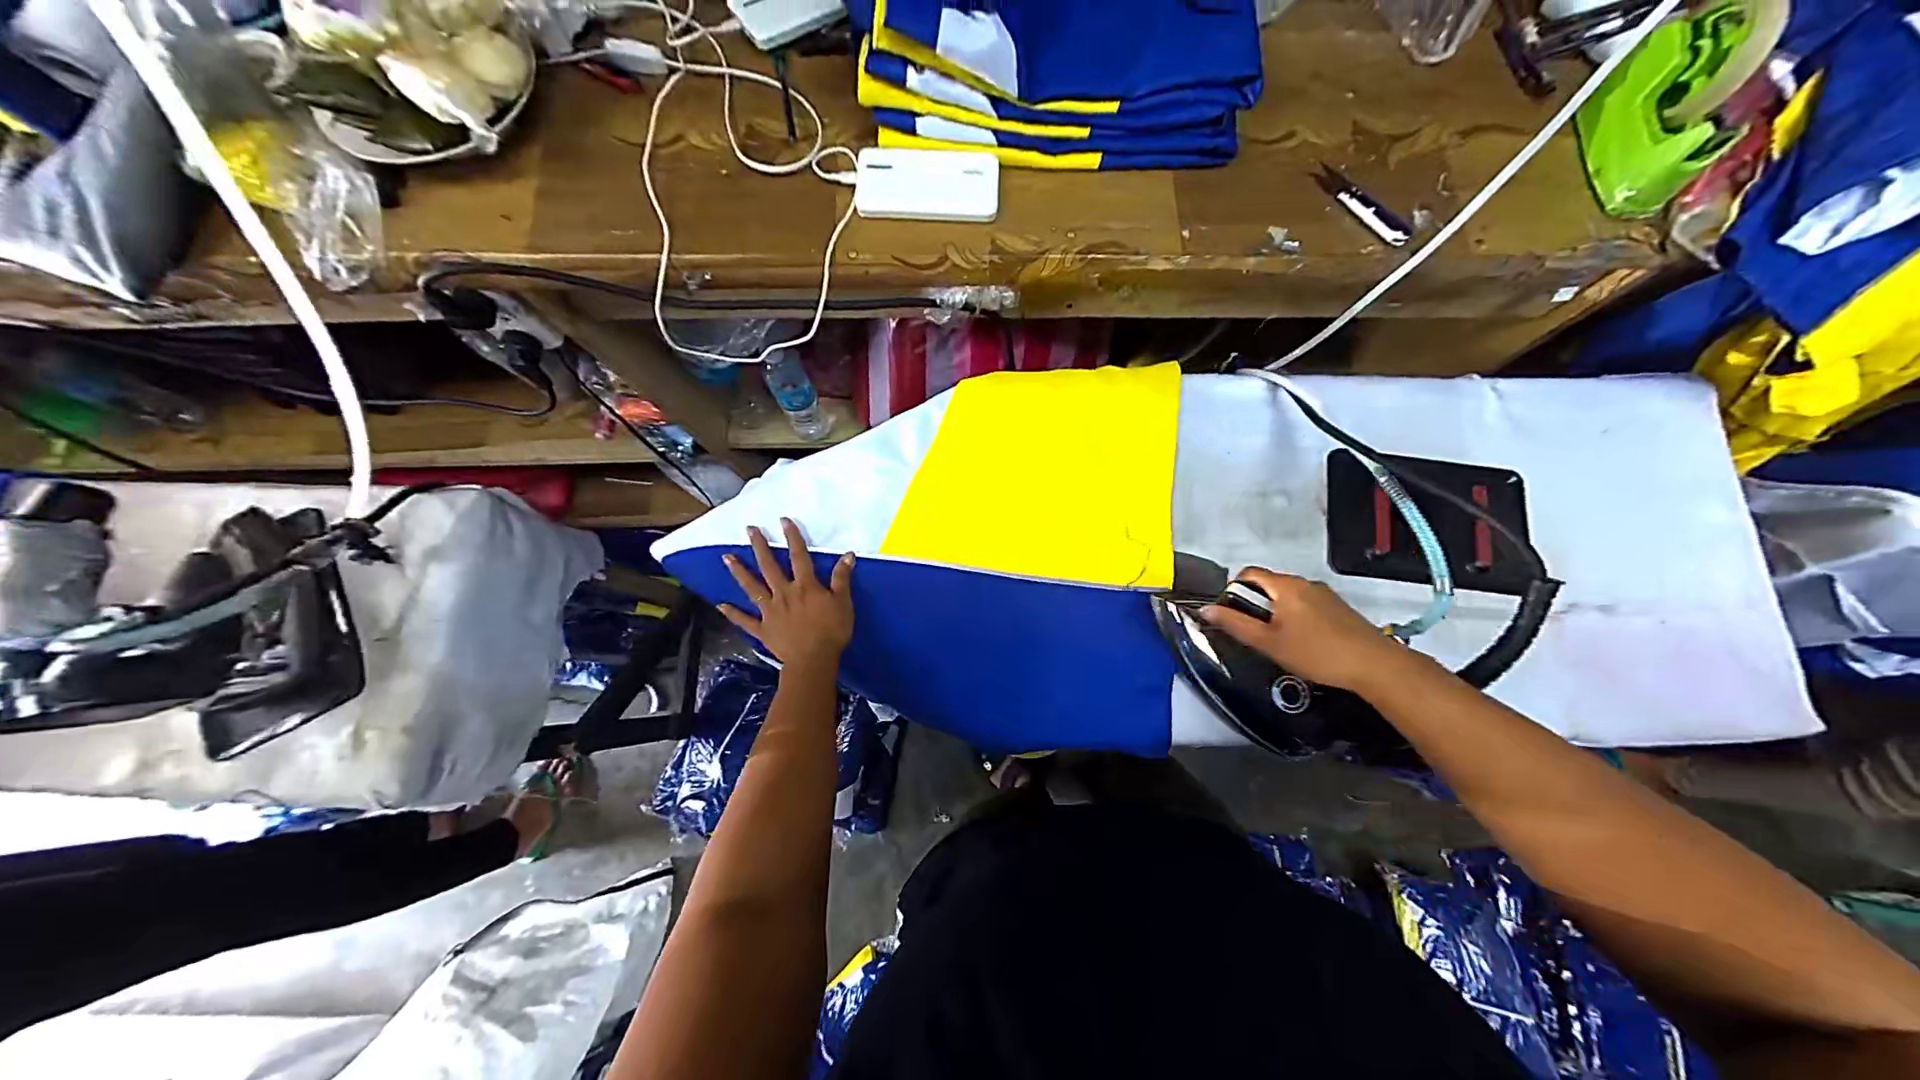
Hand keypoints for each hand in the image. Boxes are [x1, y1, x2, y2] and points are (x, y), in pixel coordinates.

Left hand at [717, 518, 854, 670]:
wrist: (813, 660)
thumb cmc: (832, 631)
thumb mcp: (843, 602)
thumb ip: (842, 578)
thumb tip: (847, 555)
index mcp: (805, 586)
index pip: (799, 556)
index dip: (792, 537)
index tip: (783, 521)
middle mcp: (784, 593)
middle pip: (770, 566)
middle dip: (760, 546)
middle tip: (749, 530)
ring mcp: (770, 611)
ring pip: (752, 588)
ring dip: (739, 572)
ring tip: (727, 557)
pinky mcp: (763, 629)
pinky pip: (745, 620)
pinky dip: (733, 613)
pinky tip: (720, 605)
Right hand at [1199, 568, 1413, 692]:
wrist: (1374, 666)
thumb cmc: (1316, 653)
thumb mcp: (1268, 642)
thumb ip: (1235, 624)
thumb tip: (1206, 610)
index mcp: (1285, 586)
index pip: (1248, 574)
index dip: (1233, 590)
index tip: (1232, 616)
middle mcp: (1305, 583)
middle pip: (1268, 584)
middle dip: (1255, 604)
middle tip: (1254, 633)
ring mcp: (1324, 594)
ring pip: (1287, 596)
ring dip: (1276, 612)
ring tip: (1278, 641)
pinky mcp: (1338, 608)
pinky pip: (1306, 604)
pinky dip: (1295, 617)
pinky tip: (1302, 642)